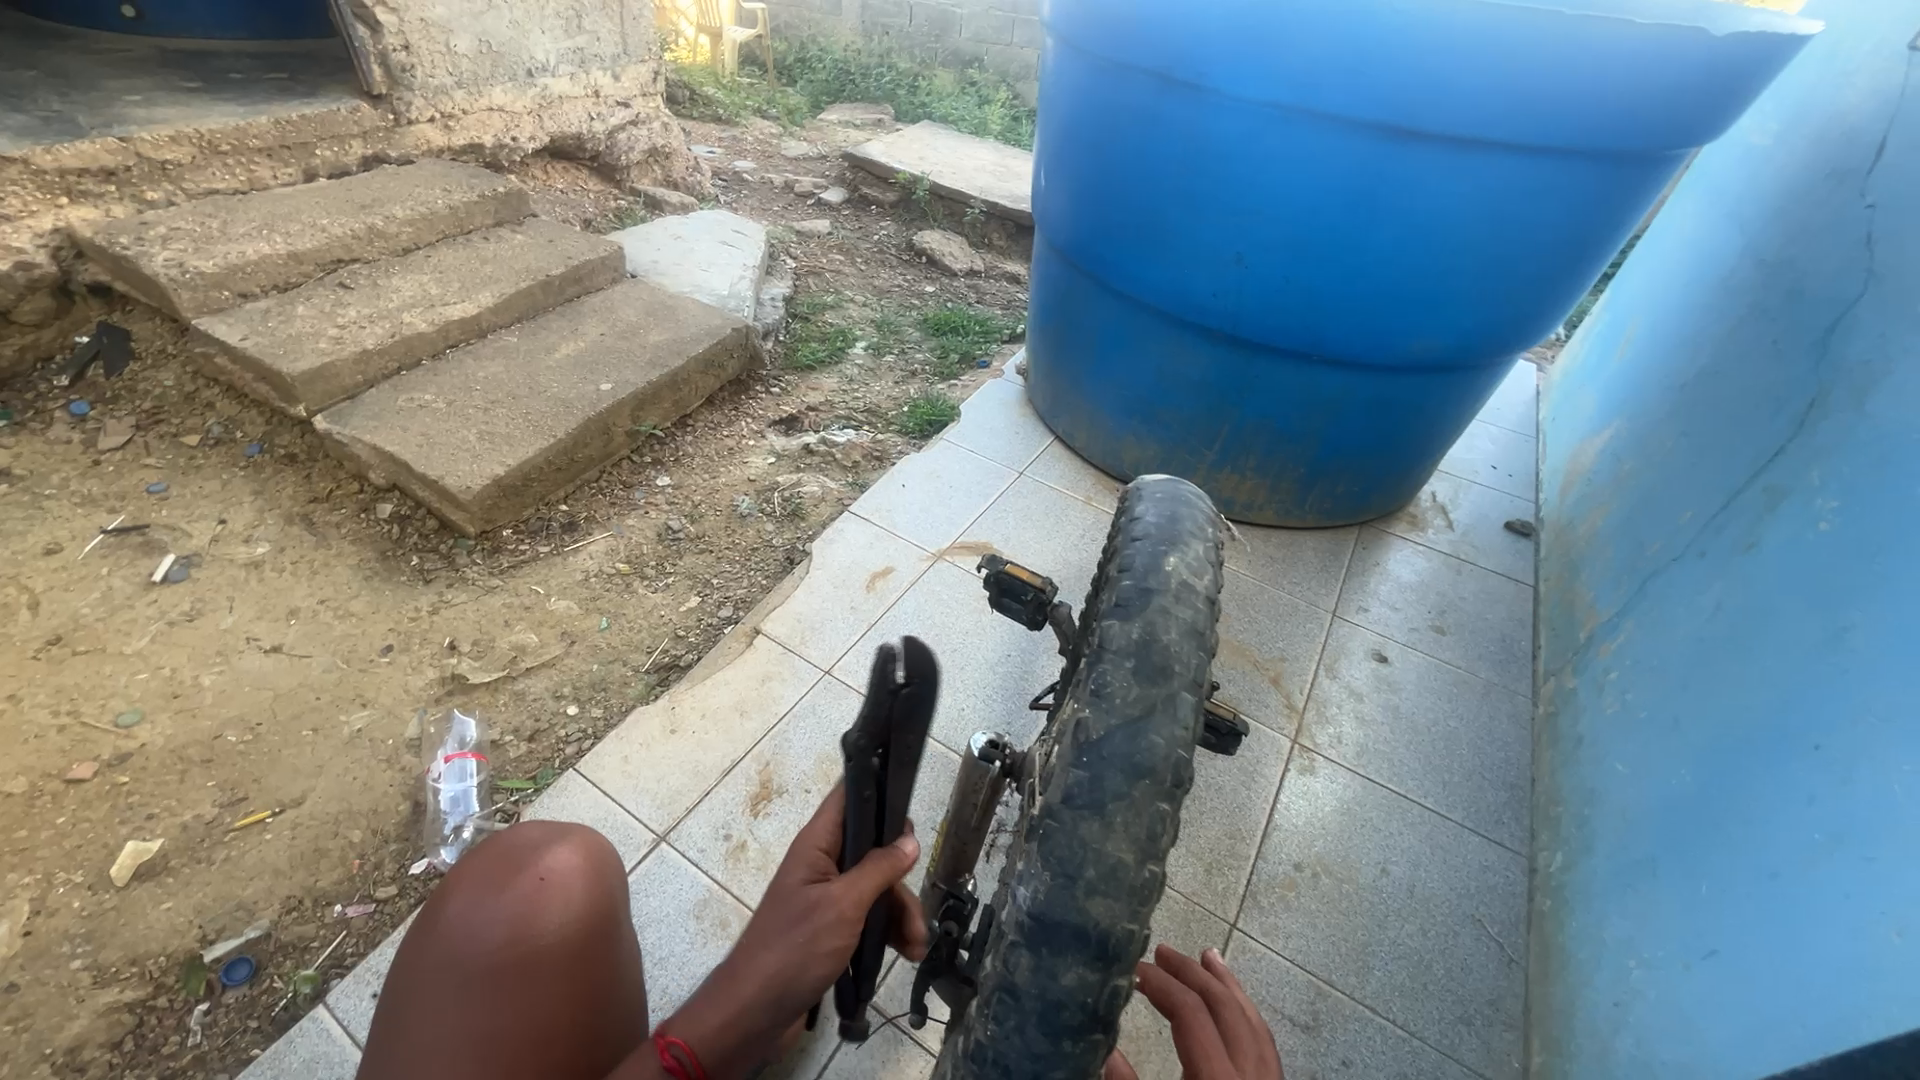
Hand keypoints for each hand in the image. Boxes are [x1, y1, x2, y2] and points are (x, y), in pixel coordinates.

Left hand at [661, 784, 927, 1077]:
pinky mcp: (831, 929)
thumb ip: (879, 869)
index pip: (847, 798)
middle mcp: (822, 864)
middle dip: (901, 877)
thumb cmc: (794, 949)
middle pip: (873, 850)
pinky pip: (868, 918)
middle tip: (916, 908)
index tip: (909, 803)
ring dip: (900, 913)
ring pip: (876, 887)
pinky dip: (889, 932)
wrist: (753, 1015)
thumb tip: (909, 839)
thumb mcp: (844, 905)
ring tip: (916, 945)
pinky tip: (907, 953)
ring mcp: (827, 898)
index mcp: (817, 845)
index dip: (878, 790)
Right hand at [1103, 946, 1282, 1079]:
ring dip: (1226, 984)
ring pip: (1252, 1021)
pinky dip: (1246, 1012)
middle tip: (1161, 952)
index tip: (1135, 969)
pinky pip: (1265, 1041)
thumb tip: (1104, 1050)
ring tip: (1207, 956)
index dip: (1162, 985)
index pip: (1192, 1014)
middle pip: (1224, 1008)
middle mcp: (1250, 1075)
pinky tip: (1235, 1003)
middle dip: (1191, 974)